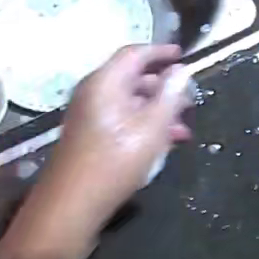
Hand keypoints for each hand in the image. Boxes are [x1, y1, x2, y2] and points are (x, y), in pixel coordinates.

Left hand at [19, 44, 192, 253]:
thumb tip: (181, 70)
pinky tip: (162, 143)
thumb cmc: (114, 162)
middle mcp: (93, 92)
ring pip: (129, 100)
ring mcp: (88, 114)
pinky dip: (143, 123)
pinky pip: (121, 117)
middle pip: (132, 76)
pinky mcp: (88, 135)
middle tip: (189, 98)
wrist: (70, 207)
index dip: (161, 52)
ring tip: (182, 128)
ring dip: (157, 109)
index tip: (184, 56)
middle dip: (164, 86)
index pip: (135, 53)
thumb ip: (170, 95)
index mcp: (105, 82)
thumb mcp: (152, 128)